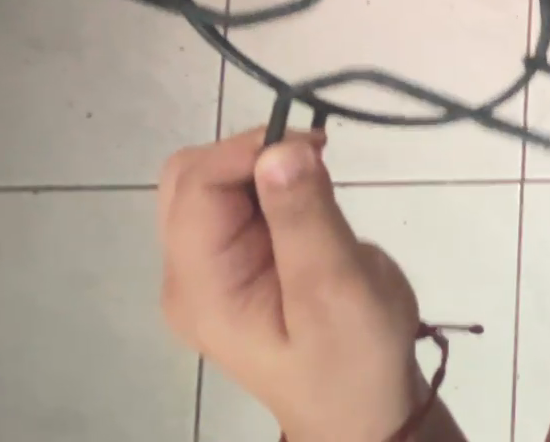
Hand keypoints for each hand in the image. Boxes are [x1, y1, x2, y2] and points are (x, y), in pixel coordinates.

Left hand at [159, 129, 423, 441]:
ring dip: (263, 166)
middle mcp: (190, 274)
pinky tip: (314, 195)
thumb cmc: (353, 353)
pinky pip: (239, 206)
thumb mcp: (337, 285)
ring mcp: (213, 271)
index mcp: (202, 284)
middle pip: (187, 181)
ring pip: (210, 188)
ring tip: (321, 175)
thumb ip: (305, 216)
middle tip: (320, 155)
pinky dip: (273, 184)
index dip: (252, 149)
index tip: (321, 142)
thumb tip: (282, 147)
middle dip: (251, 152)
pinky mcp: (242, 266)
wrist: (361, 406)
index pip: (198, 187)